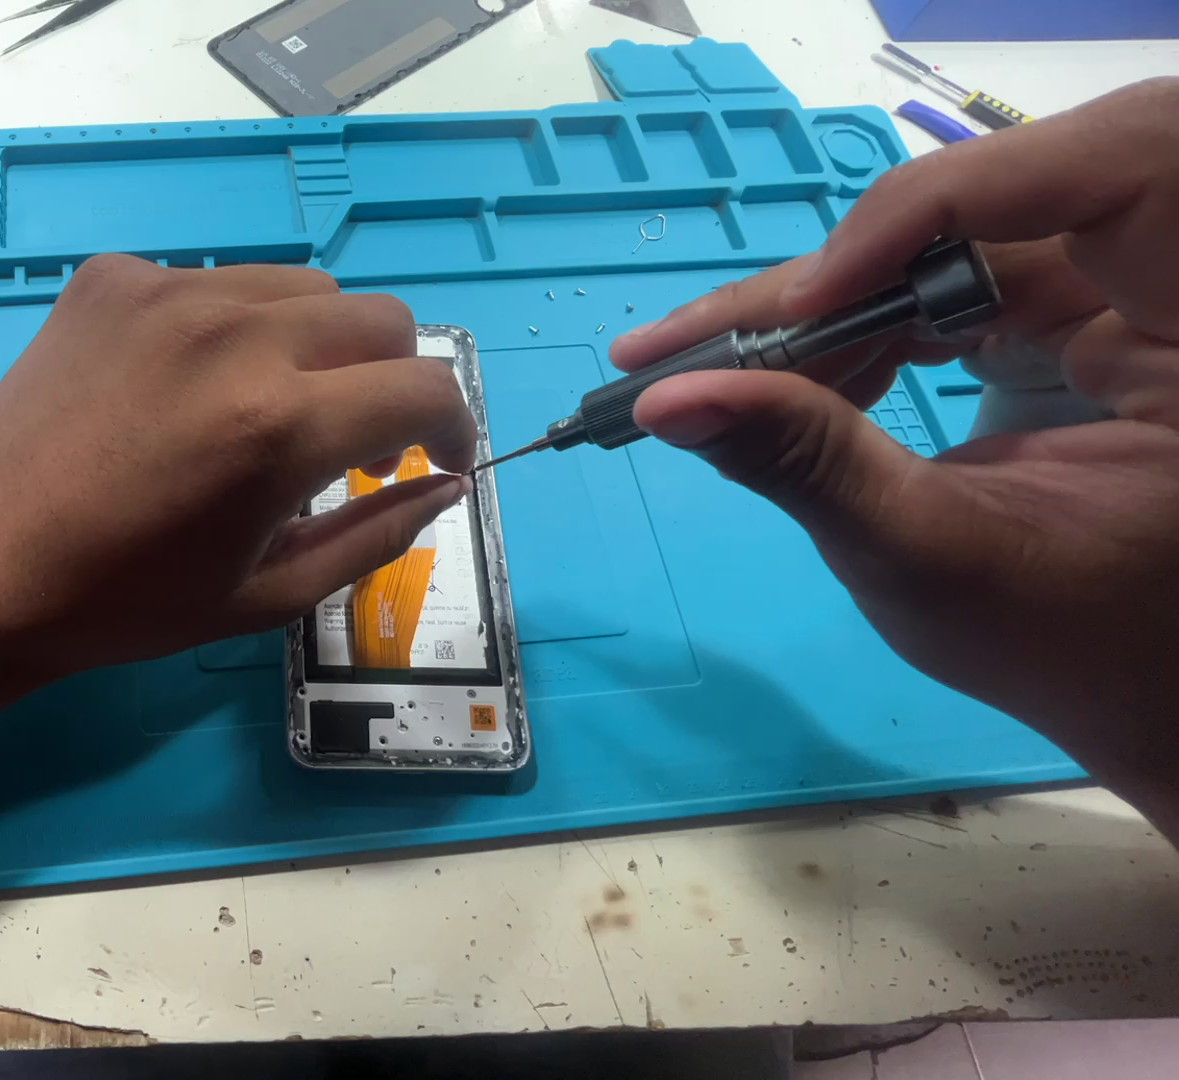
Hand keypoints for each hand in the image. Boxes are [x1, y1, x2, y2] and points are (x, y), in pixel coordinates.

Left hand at [0, 255, 474, 686]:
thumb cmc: (125, 603)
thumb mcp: (267, 594)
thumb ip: (376, 535)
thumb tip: (448, 486)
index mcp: (280, 424)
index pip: (427, 388)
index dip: (455, 428)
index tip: (437, 460)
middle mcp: (235, 333)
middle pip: (380, 319)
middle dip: (391, 384)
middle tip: (351, 447)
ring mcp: (167, 292)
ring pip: (301, 290)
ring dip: (317, 350)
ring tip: (268, 414)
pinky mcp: (111, 279)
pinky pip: (216, 284)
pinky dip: (233, 330)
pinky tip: (188, 387)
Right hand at [606, 79, 1178, 811]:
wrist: (1137, 679)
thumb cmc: (1065, 639)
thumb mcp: (923, 554)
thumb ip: (801, 463)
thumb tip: (663, 401)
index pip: (1114, 169)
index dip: (935, 211)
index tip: (796, 307)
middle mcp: (1177, 280)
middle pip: (991, 206)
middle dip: (826, 275)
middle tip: (686, 343)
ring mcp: (1122, 294)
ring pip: (941, 247)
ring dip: (810, 313)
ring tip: (711, 375)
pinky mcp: (1068, 317)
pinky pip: (935, 288)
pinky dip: (842, 334)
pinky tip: (783, 385)